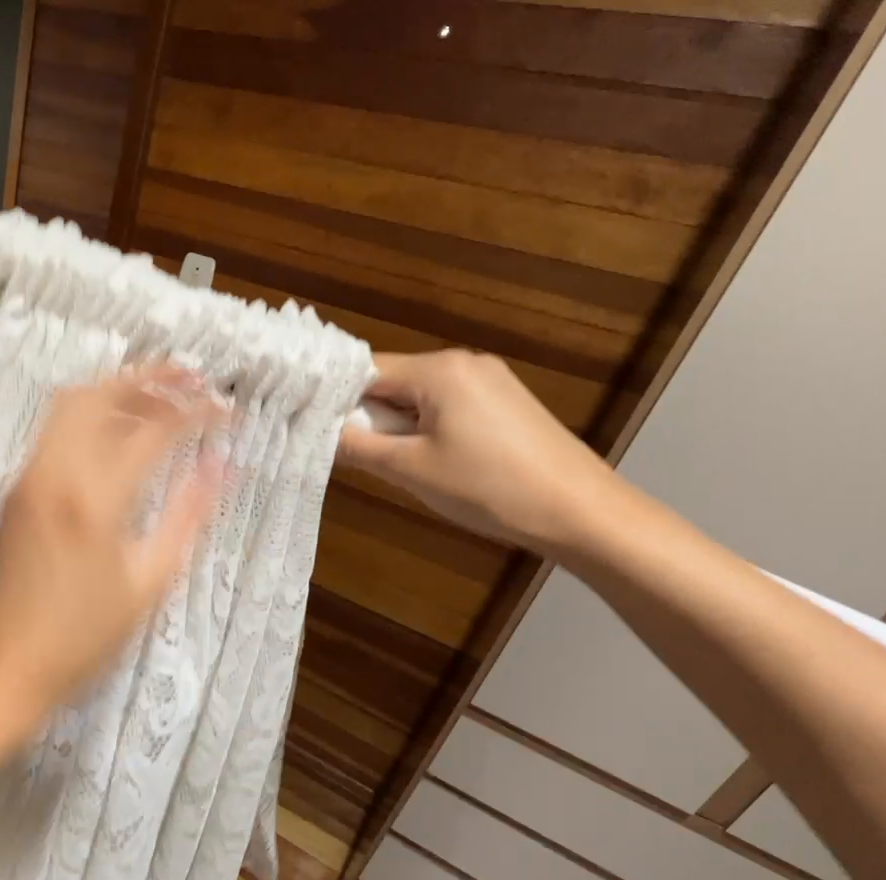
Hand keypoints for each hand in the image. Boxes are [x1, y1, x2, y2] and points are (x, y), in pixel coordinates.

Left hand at [0, 366, 222, 732]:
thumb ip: (186, 517)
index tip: (226, 408)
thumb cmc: (83, 637)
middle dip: (149, 379)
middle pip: (100, 394)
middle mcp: (54, 474)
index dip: (195, 412)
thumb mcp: (147, 584)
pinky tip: (117, 434)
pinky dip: (89, 417)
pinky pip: (52, 433)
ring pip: (69, 406)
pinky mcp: (12, 490)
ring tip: (159, 399)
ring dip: (116, 391)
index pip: (152, 430)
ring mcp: (26, 478)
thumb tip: (223, 467)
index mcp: (95, 500)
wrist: (4, 663)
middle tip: (191, 381)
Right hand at [337, 349, 619, 554]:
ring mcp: (487, 380)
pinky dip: (423, 429)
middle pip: (390, 381)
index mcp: (438, 369)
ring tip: (392, 464)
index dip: (330, 398)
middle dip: (366, 416)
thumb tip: (314, 430)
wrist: (578, 510)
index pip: (362, 370)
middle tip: (348, 455)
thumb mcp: (410, 470)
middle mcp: (462, 362)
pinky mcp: (503, 403)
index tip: (306, 425)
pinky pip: (444, 406)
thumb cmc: (488, 487)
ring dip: (394, 426)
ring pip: (416, 396)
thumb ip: (356, 446)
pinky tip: (429, 461)